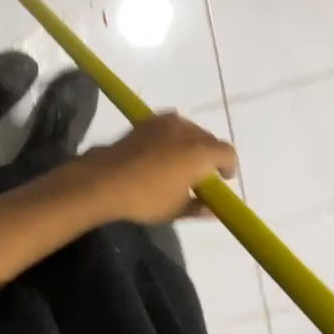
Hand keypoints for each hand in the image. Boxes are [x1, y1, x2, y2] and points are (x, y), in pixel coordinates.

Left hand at [76, 112, 238, 225]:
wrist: (104, 180)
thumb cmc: (146, 198)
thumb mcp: (176, 210)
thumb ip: (198, 208)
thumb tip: (211, 210)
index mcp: (201, 151)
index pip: (227, 152)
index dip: (229, 166)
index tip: (223, 178)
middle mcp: (186, 131)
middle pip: (207, 138)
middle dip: (209, 153)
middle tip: (201, 172)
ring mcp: (163, 123)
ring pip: (187, 129)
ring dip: (190, 142)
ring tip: (181, 159)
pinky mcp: (143, 123)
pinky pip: (166, 125)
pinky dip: (170, 135)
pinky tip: (161, 148)